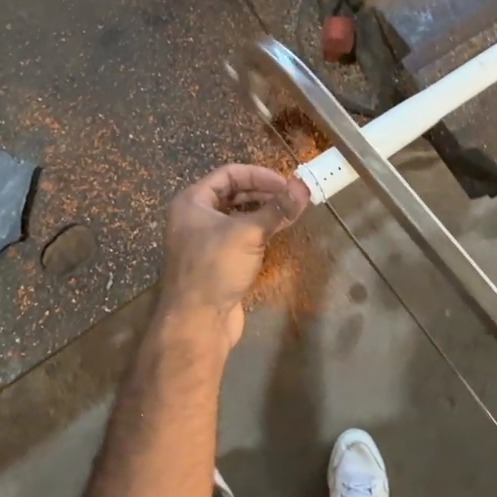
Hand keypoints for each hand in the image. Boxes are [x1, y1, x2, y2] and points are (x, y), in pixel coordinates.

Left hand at [156, 164, 309, 348]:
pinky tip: (276, 234)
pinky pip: (238, 237)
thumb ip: (277, 209)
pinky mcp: (216, 262)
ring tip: (288, 214)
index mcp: (192, 202)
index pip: (229, 174)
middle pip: (232, 194)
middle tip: (290, 198)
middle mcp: (195, 217)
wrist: (196, 322)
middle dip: (262, 193)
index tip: (286, 184)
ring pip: (237, 216)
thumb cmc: (215, 268)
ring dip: (262, 212)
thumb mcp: (248, 234)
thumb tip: (303, 187)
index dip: (258, 175)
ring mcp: (204, 241)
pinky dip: (257, 232)